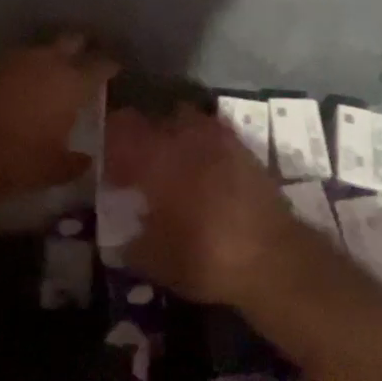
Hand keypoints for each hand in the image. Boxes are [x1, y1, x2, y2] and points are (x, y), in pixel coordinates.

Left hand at [0, 34, 116, 205]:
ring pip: (41, 48)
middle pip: (72, 41)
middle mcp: (47, 61)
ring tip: (51, 73)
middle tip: (85, 61)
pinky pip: (15, 59)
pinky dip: (22, 67)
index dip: (110, 66)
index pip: (102, 64)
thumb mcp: (53, 170)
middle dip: (82, 48)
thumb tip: (87, 159)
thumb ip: (75, 162)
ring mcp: (15, 58)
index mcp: (72, 83)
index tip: (114, 70)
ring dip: (50, 57)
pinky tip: (20, 83)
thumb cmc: (15, 162)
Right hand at [103, 105, 303, 306]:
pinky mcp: (245, 147)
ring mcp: (220, 138)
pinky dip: (204, 142)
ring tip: (174, 162)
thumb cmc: (206, 258)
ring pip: (187, 118)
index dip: (111, 141)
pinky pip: (216, 131)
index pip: (123, 129)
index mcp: (158, 159)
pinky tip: (205, 168)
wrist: (273, 256)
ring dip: (175, 133)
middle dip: (143, 137)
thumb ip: (133, 244)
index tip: (108, 164)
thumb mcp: (156, 262)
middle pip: (156, 119)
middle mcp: (187, 138)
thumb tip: (124, 237)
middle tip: (139, 165)